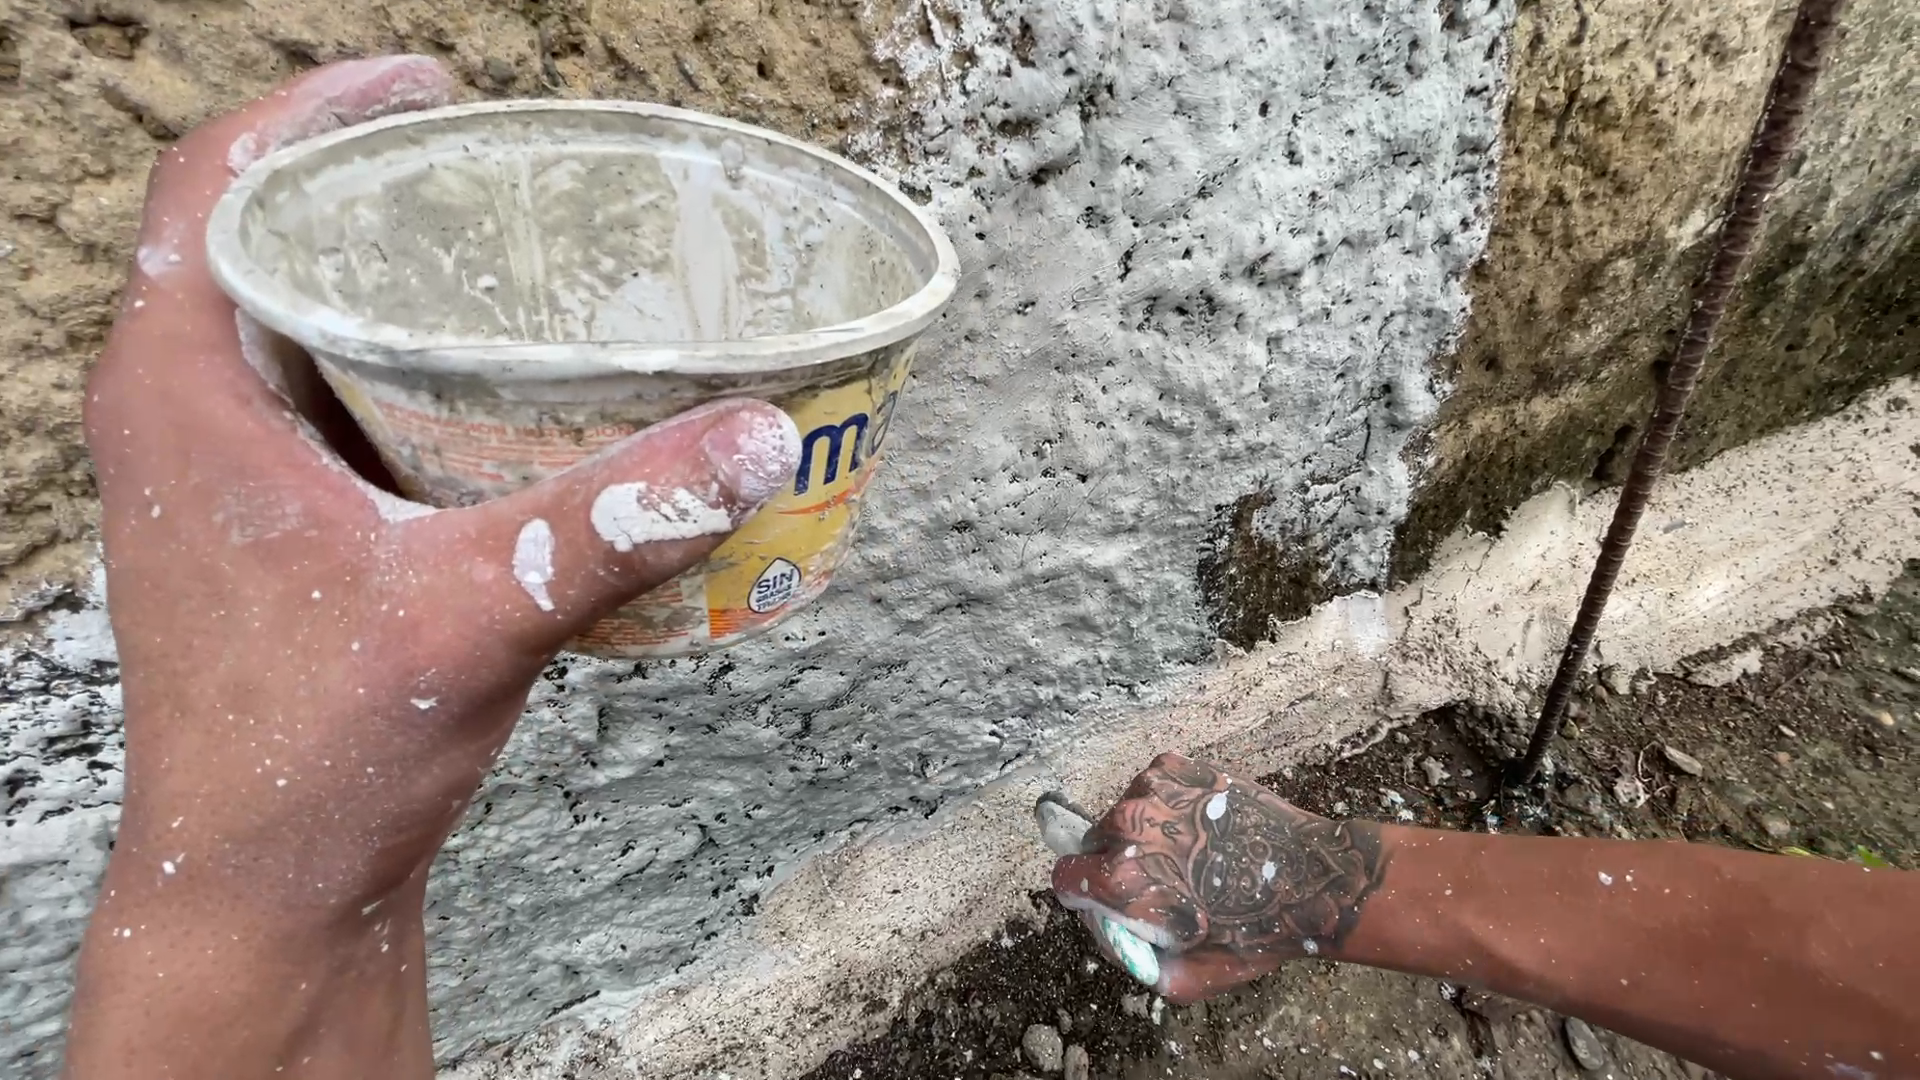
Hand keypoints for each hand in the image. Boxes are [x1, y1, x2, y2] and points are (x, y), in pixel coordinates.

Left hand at [65, 55, 799, 1076]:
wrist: (283, 874)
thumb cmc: (321, 752)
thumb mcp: (479, 613)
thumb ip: (619, 524)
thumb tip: (758, 442)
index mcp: (192, 401)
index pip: (225, 194)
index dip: (322, 115)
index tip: (436, 88)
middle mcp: (218, 426)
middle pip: (297, 258)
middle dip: (402, 207)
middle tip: (521, 196)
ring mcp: (275, 486)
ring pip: (347, 346)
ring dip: (438, 306)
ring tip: (548, 291)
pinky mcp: (332, 536)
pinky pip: (391, 422)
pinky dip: (464, 393)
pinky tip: (546, 414)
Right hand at [1051, 754, 1386, 1002]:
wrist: (1309, 875)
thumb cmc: (1253, 930)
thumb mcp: (1188, 979)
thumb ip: (1133, 961)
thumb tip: (1108, 932)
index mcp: (1122, 878)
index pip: (1065, 877)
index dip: (1083, 890)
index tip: (1106, 894)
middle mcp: (1126, 824)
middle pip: (1095, 843)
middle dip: (1117, 861)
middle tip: (1161, 877)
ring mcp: (1148, 787)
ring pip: (1123, 811)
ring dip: (1142, 830)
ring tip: (1187, 849)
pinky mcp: (1170, 765)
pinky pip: (1148, 785)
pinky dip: (1164, 802)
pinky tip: (1197, 822)